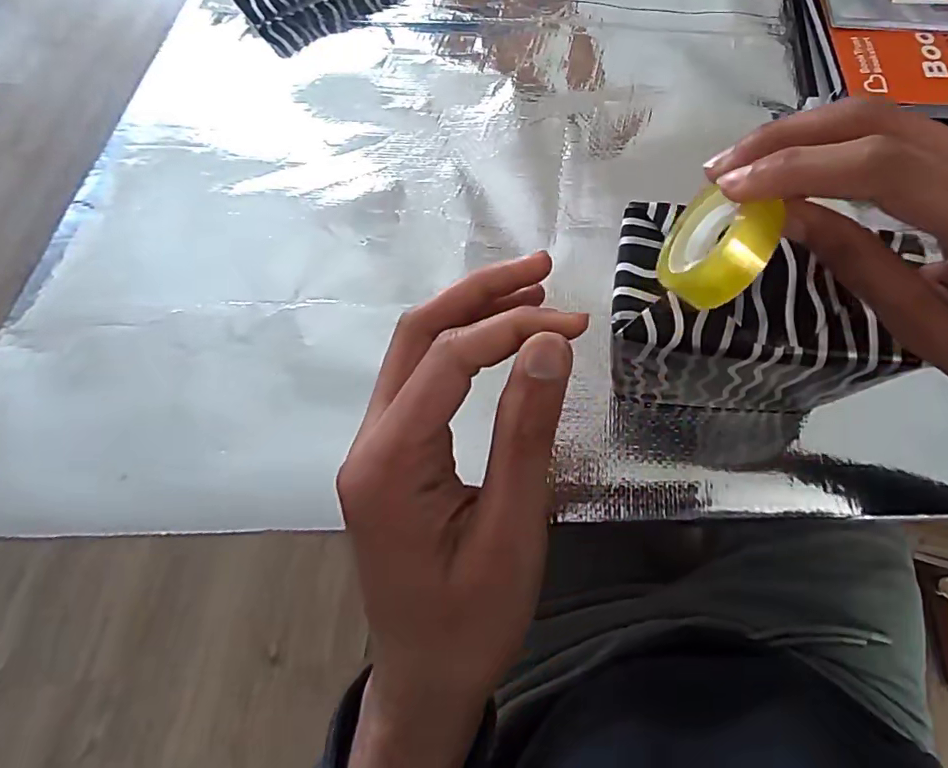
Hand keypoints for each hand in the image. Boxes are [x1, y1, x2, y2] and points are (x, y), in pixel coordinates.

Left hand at [337, 252, 588, 767]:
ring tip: (533, 287)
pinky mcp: (395, 455)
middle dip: (481, 292)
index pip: (449, 358)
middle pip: (418, 335)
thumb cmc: (473, 619)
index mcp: (389, 462)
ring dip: (473, 310)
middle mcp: (370, 442)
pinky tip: (506, 338)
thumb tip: (549, 342)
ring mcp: (376, 447)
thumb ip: (527, 431)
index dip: (515, 327)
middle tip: (542, 266)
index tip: (576, 325)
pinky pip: (427, 378)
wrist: (426, 682)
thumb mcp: (513, 529)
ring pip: (418, 350)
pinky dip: (469, 344)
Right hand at [706, 100, 947, 477]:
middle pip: (880, 123)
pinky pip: (903, 133)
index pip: (884, 167)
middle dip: (791, 137)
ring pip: (887, 116)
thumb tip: (788, 213)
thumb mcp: (931, 335)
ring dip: (810, 131)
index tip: (734, 187)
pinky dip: (841, 140)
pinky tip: (804, 159)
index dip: (800, 168)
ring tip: (750, 161)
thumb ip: (862, 266)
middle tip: (726, 166)